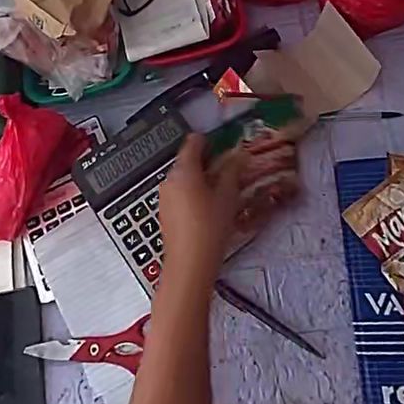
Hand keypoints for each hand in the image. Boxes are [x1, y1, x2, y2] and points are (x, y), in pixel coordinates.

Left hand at [158, 134, 241, 286]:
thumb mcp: (228, 195)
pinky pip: (179, 195)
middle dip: (208, 164)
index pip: (193, 142)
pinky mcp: (165, 213)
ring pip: (184, 180)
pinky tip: (208, 209)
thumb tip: (238, 155)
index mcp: (183, 170)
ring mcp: (164, 198)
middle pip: (188, 162)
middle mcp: (169, 180)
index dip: (209, 141)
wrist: (190, 262)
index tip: (223, 145)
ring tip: (221, 193)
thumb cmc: (210, 227)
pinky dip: (193, 196)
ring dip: (201, 181)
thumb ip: (232, 170)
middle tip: (229, 172)